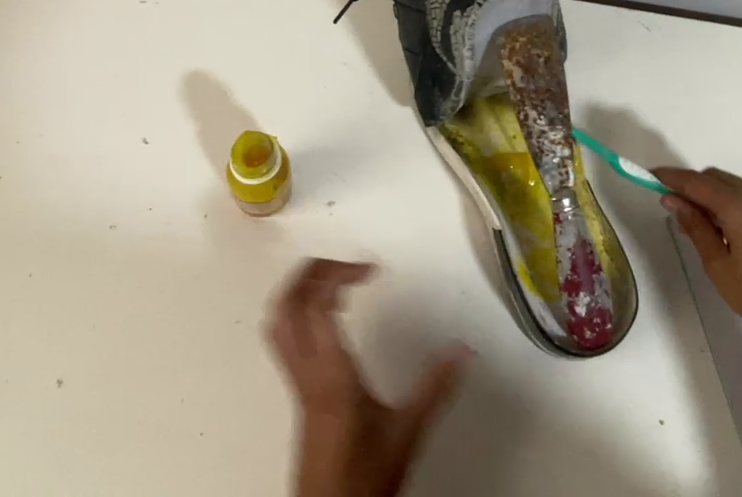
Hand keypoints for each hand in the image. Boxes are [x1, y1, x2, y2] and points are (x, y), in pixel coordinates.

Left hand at [265, 259, 471, 496]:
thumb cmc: (366, 476)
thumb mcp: (408, 430)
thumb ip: (435, 386)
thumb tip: (464, 348)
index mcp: (331, 373)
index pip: (317, 305)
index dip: (337, 274)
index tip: (370, 269)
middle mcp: (305, 372)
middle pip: (287, 304)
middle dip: (311, 271)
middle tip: (346, 264)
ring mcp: (295, 382)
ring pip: (277, 321)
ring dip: (298, 289)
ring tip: (331, 279)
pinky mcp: (296, 393)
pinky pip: (284, 339)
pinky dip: (298, 312)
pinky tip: (326, 317)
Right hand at [653, 167, 741, 358]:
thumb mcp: (718, 265)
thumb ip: (695, 227)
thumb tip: (673, 200)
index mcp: (739, 206)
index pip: (696, 182)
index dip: (670, 177)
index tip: (648, 176)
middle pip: (714, 177)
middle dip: (690, 186)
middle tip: (671, 208)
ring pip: (731, 185)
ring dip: (709, 194)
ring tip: (695, 222)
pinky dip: (728, 202)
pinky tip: (721, 227)